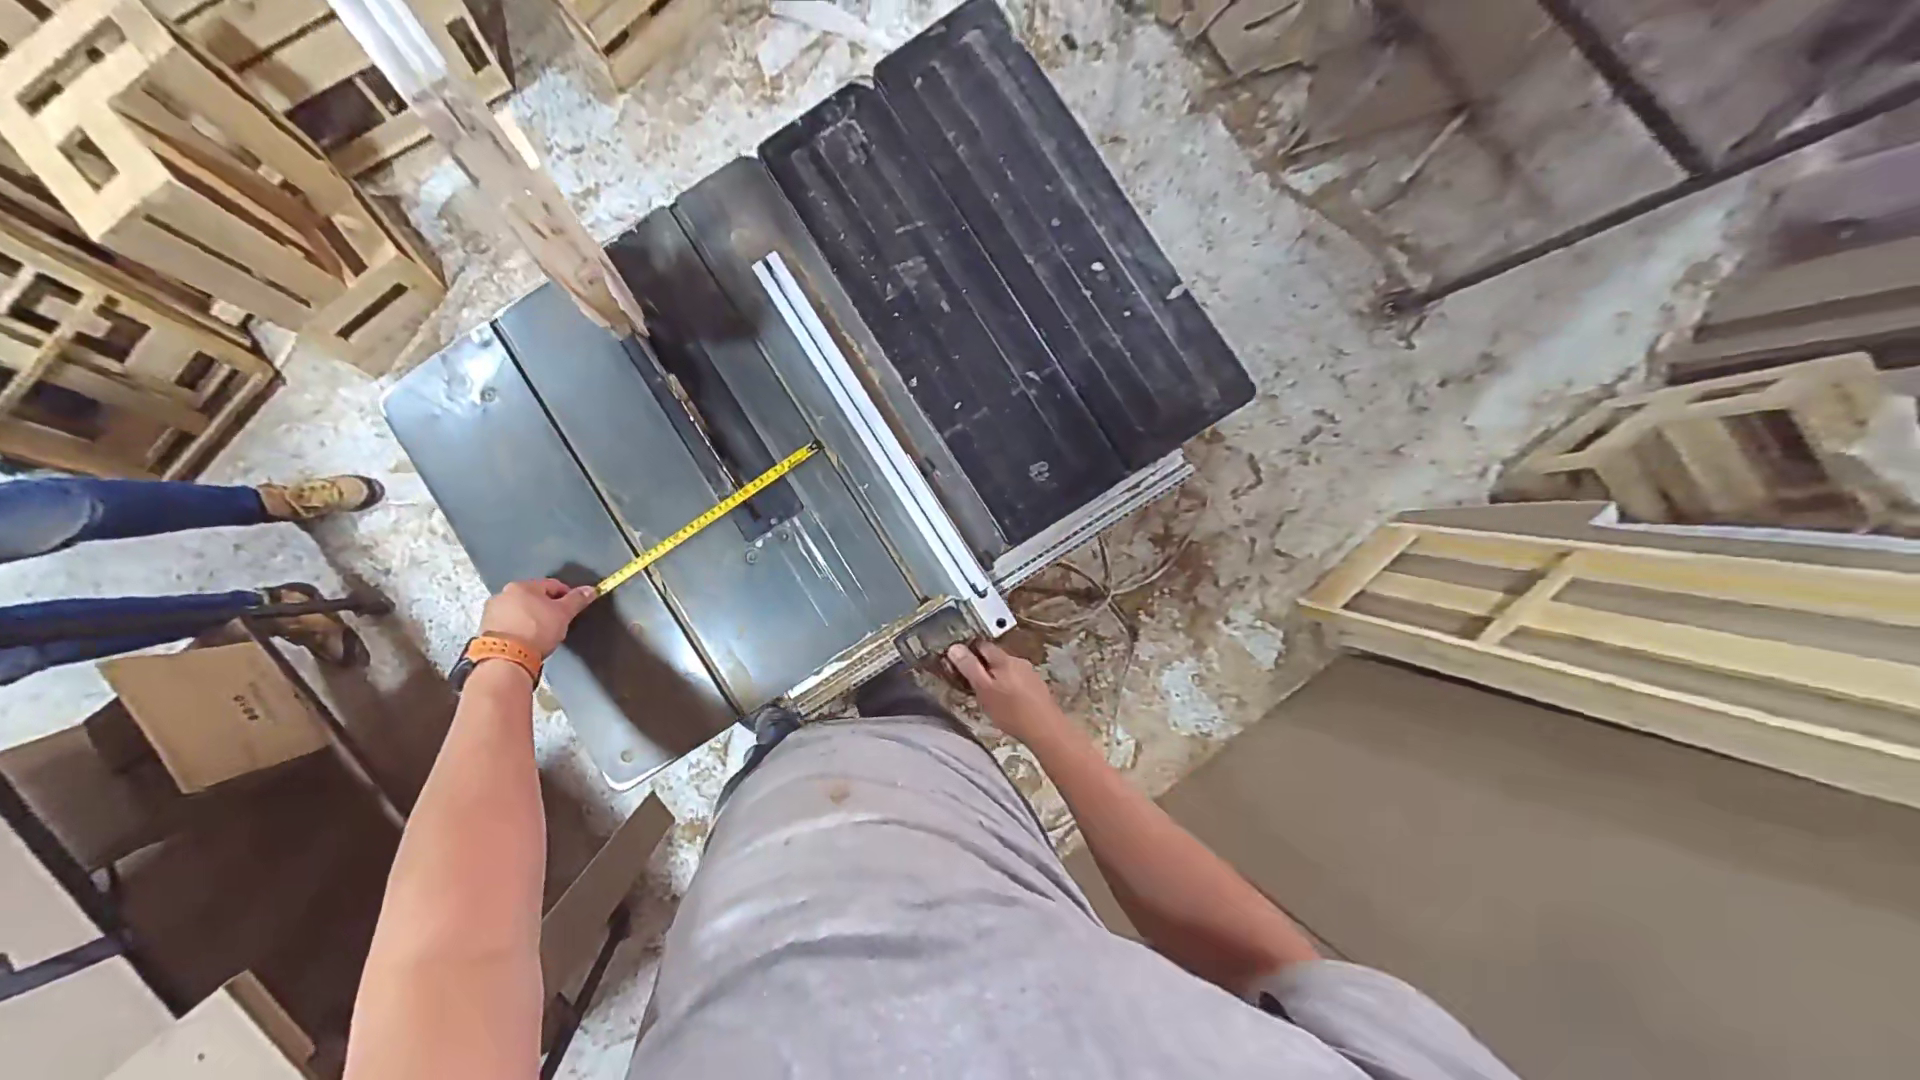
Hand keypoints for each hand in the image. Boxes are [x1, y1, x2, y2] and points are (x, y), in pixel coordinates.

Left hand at [480, 578, 596, 656]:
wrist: (506, 657)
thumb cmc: (538, 629)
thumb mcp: (564, 613)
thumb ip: (577, 599)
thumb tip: (591, 589)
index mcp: (523, 586)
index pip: (552, 585)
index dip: (567, 596)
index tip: (573, 609)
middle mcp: (504, 593)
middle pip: (534, 596)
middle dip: (547, 606)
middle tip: (558, 621)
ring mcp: (491, 610)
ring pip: (519, 609)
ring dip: (531, 616)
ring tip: (541, 632)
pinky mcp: (485, 627)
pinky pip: (508, 622)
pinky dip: (519, 626)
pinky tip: (526, 638)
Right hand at [946, 641, 1071, 745]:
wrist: (1046, 730)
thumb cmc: (1011, 711)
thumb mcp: (983, 689)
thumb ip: (969, 667)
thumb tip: (955, 648)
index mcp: (1004, 659)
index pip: (982, 644)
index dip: (968, 650)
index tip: (958, 662)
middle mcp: (1018, 662)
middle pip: (995, 657)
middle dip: (982, 666)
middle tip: (971, 683)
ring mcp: (1030, 674)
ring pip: (1007, 670)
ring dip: (996, 677)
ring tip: (989, 696)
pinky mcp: (1037, 688)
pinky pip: (1017, 681)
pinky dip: (1009, 687)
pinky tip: (1007, 703)